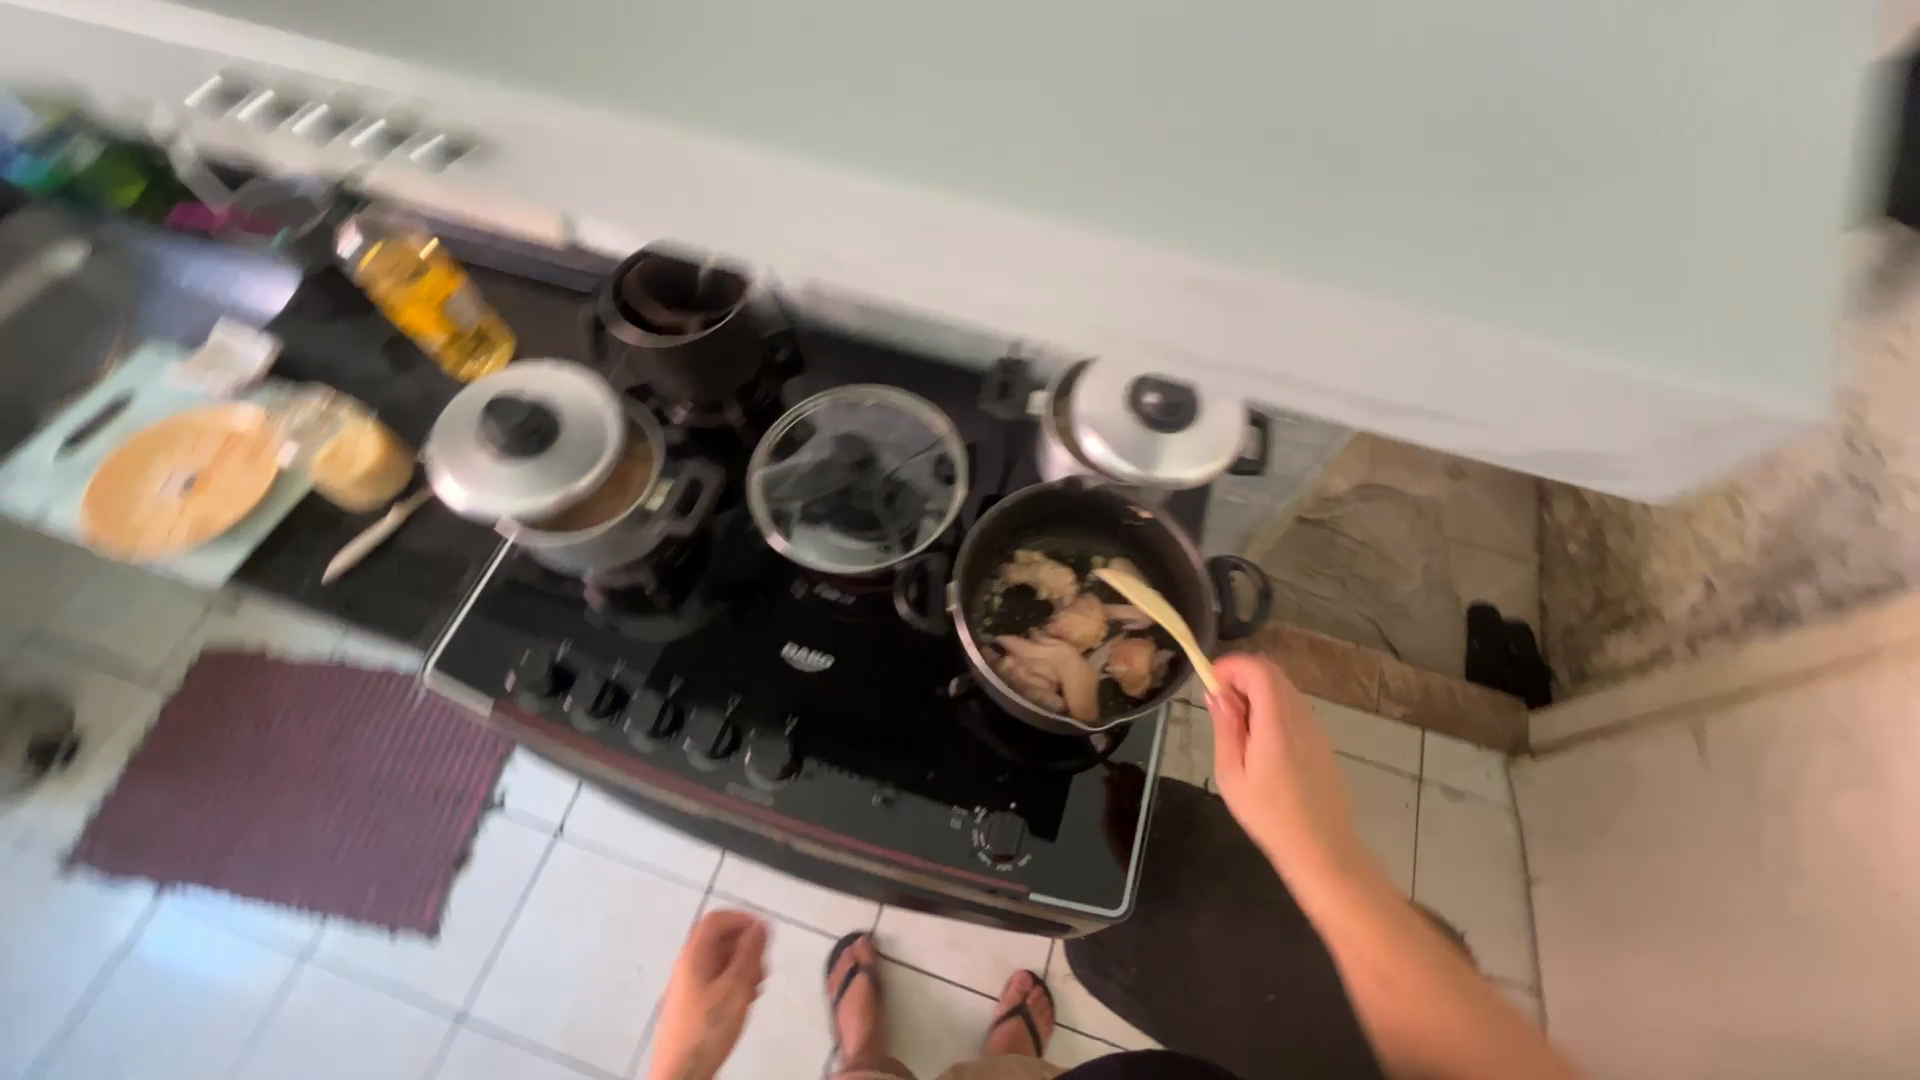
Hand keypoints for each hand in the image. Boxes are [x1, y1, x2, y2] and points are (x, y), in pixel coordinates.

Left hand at [647, 910, 768, 1079]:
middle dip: (746, 947)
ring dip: (743, 966)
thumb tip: (760, 925)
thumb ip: (749, 954)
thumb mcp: (735, 988)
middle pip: (720, 939)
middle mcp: (688, 966)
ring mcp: (689, 986)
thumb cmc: (708, 1029)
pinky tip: (744, 1001)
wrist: (680, 1076)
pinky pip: (716, 981)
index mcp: (694, 956)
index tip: (764, 934)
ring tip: (756, 987)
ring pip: (720, 961)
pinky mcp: (692, 1005)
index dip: (742, 919)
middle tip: (762, 966)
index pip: (717, 920)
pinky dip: (734, 983)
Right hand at [1207, 654, 1368, 882]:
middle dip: (1241, 676)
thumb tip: (1216, 693)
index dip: (1231, 666)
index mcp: (1277, 724)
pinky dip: (1272, 707)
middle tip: (1218, 704)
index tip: (1210, 683)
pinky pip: (1294, 707)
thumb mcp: (1231, 774)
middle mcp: (1301, 718)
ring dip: (1256, 691)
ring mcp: (1316, 729)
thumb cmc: (1269, 816)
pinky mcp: (1321, 741)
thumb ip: (1225, 728)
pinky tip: (1260, 740)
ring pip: (1284, 689)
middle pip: (1272, 673)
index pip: (1258, 670)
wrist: (1323, 849)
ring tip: (1236, 724)